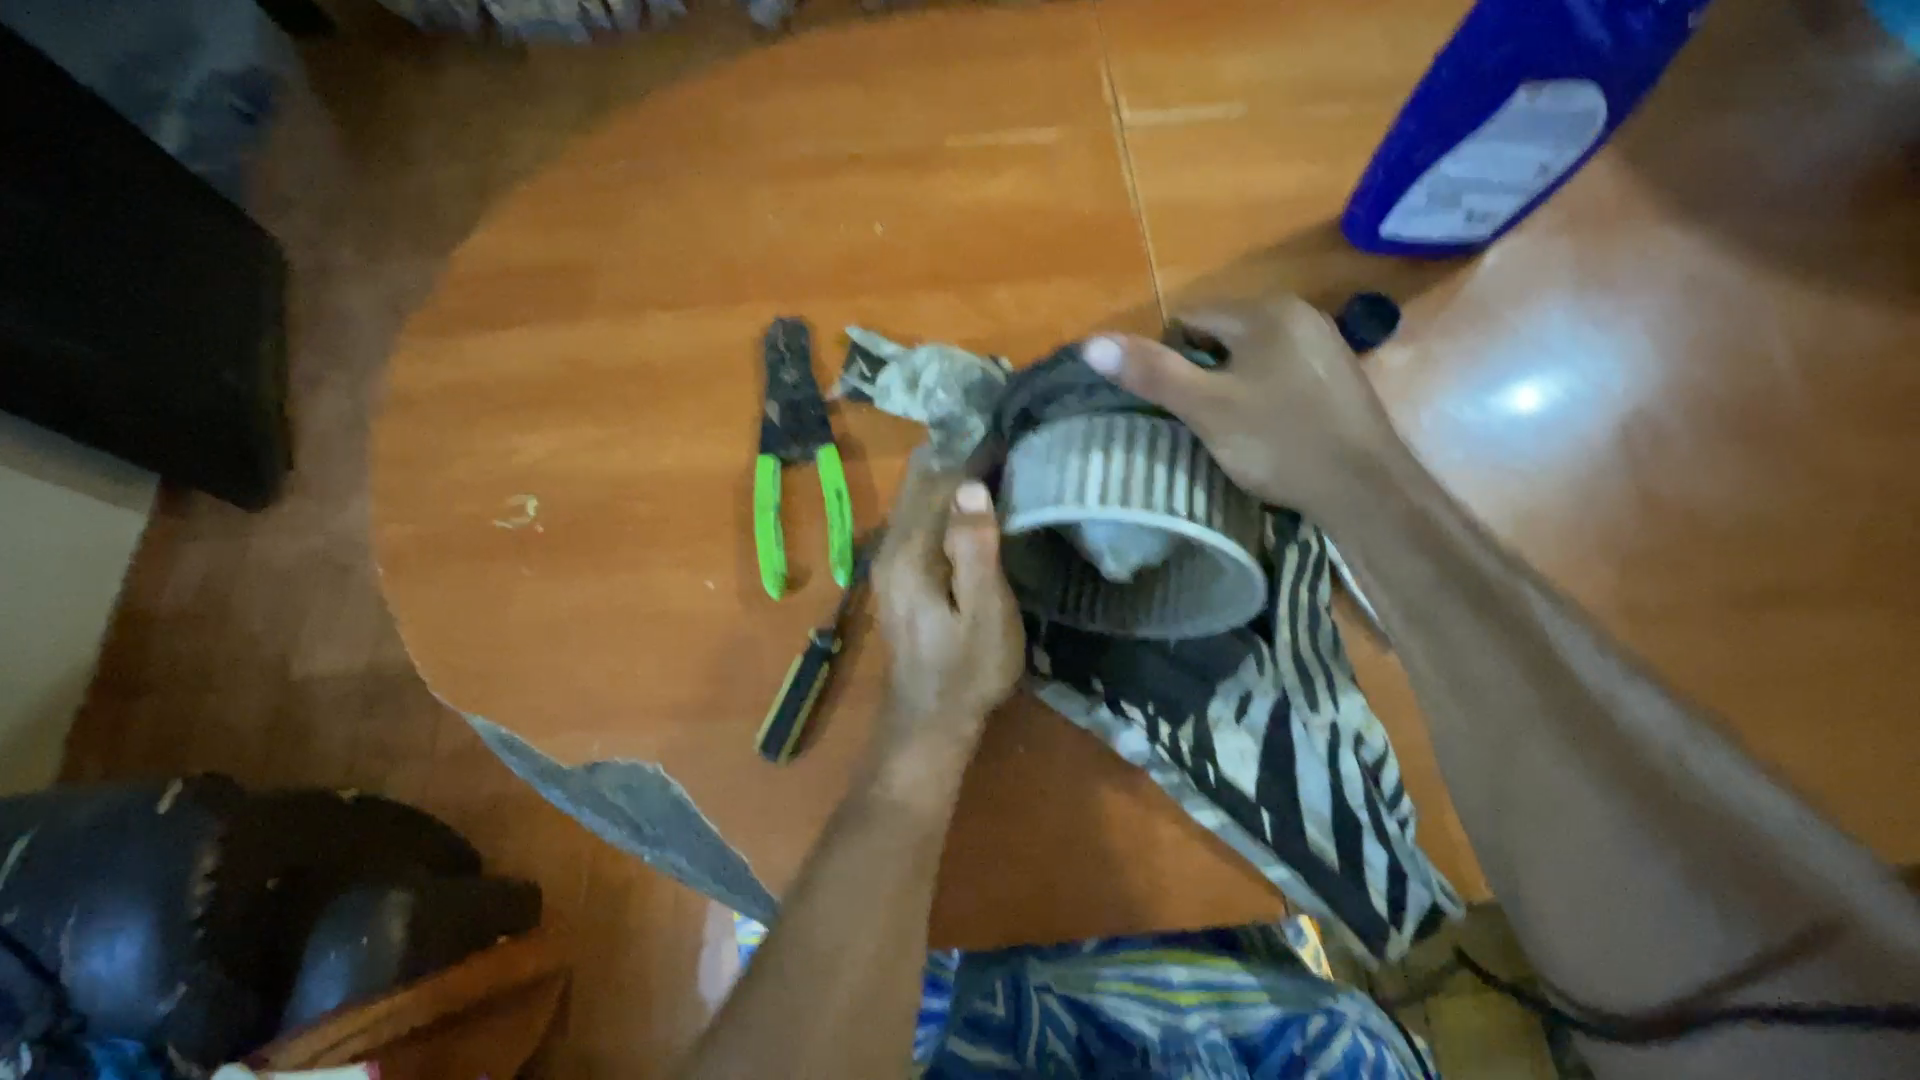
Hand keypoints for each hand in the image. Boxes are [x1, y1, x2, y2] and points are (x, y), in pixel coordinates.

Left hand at [871, 450, 1024, 761]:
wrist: (930, 720)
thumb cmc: (967, 670)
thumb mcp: (985, 613)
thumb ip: (975, 549)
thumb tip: (971, 486)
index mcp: (909, 552)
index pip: (937, 481)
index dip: (973, 455)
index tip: (1011, 433)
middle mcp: (889, 547)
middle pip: (920, 483)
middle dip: (959, 458)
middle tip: (1007, 441)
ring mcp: (889, 561)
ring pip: (917, 500)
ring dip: (952, 480)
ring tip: (999, 464)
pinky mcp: (898, 575)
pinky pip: (919, 520)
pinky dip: (946, 504)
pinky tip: (976, 507)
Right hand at [1081, 294, 1411, 523]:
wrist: (1365, 488)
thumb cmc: (1279, 441)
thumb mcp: (1206, 409)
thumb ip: (1152, 373)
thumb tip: (1090, 343)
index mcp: (1264, 312)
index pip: (1189, 319)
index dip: (1168, 359)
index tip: (1172, 402)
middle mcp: (1299, 314)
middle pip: (1222, 336)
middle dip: (1203, 372)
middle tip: (1199, 420)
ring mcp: (1325, 344)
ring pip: (1253, 356)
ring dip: (1232, 384)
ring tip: (1231, 429)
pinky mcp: (1340, 376)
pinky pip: (1282, 373)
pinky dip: (1265, 394)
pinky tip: (1269, 430)